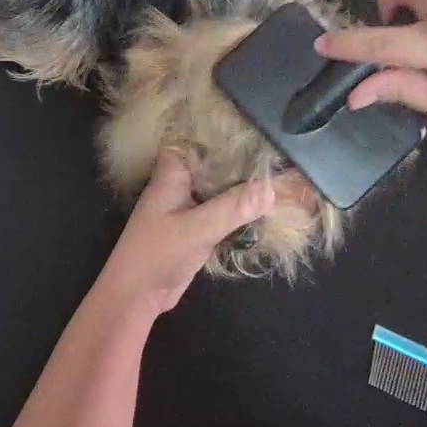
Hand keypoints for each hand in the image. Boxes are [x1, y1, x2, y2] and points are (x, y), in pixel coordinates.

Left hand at [96, 150, 273, 317]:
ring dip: (250, 187)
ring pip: (227, 186)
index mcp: (175, 168)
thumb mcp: (197, 229)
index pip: (209, 140)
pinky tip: (271, 204)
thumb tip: (271, 187)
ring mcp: (192, 200)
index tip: (269, 133)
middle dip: (250, 163)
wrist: (138, 294)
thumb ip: (233, 207)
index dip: (237, 135)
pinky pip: (227, 207)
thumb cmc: (157, 253)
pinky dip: (245, 207)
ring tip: (289, 177)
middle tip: (287, 158)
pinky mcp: (200, 221)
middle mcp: (184, 178)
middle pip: (222, 162)